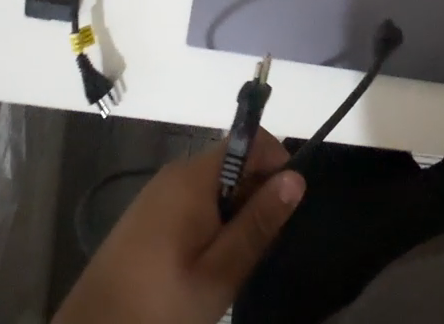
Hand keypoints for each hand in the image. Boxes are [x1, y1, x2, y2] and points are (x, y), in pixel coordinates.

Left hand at [53, 130, 304, 323]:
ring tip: (230, 261)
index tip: (284, 208)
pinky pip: (194, 203)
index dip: (278, 164)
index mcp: (194, 176)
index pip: (252, 140)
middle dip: (256, 196)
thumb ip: (259, 221)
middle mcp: (176, 174)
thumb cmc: (161, 303)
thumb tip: (297, 177)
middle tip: (257, 246)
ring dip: (234, 214)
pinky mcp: (147, 216)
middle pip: (235, 163)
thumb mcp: (220, 270)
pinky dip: (210, 223)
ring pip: (216, 186)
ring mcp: (158, 194)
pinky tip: (203, 264)